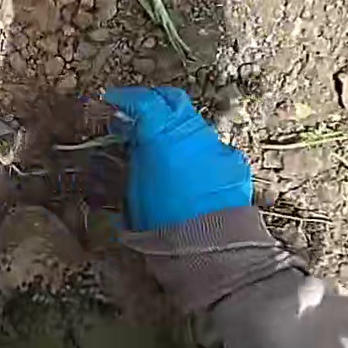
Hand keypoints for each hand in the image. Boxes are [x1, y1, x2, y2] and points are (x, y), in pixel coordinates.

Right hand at [105, 86, 252, 231]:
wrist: (211, 249)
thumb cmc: (166, 226)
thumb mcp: (135, 189)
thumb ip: (134, 156)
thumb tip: (130, 140)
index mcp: (165, 136)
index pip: (145, 100)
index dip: (126, 98)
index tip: (114, 102)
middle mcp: (195, 134)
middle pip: (173, 101)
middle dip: (154, 103)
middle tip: (136, 116)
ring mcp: (217, 147)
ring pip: (193, 124)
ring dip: (175, 130)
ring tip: (160, 148)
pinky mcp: (233, 164)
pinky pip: (211, 147)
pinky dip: (196, 152)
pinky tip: (186, 170)